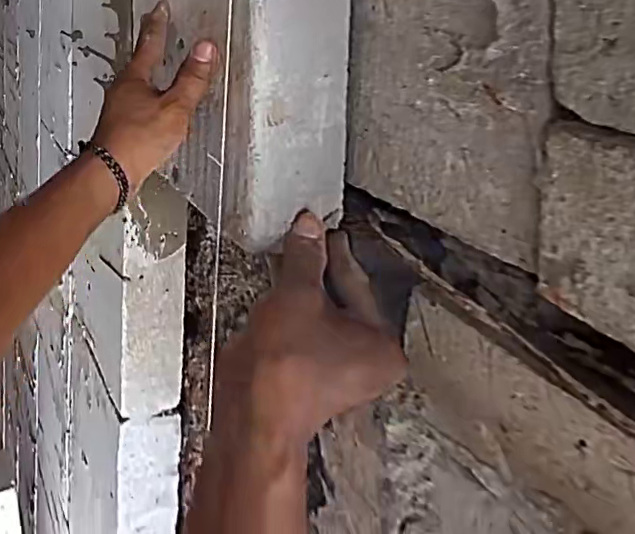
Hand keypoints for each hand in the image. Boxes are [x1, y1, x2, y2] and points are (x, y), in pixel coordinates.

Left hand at [89, 1, 217, 186]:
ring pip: (136, 81)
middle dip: (149, 44)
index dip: (157, 24)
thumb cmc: (138, 140)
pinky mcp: (120, 126)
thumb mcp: (174, 108)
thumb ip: (191, 79)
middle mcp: (122, 89)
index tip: (160, 8)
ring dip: (148, 70)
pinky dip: (148, 95)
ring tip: (157, 64)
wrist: (110, 173)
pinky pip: (137, 102)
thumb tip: (205, 49)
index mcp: (134, 79)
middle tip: (155, 28)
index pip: (149, 43)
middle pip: (139, 60)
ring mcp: (119, 108)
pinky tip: (153, 105)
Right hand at [220, 211, 407, 446]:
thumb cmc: (287, 367)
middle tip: (302, 233)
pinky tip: (274, 277)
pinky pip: (303, 322)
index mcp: (382, 345)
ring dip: (300, 280)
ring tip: (285, 250)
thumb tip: (309, 227)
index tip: (320, 226)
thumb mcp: (298, 294)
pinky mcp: (305, 366)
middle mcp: (364, 359)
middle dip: (316, 265)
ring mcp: (334, 365)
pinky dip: (289, 300)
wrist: (252, 408)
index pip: (357, 281)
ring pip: (319, 309)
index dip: (333, 249)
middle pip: (340, 296)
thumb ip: (305, 256)